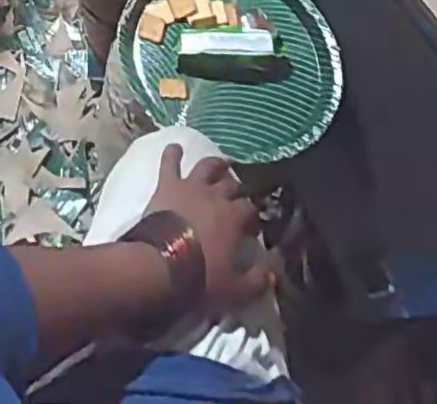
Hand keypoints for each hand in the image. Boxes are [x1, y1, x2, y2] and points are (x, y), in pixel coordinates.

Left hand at [142, 145, 270, 315]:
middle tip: (238, 193)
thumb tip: (275, 270)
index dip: (253, 215)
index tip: (252, 224)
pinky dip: (172, 152)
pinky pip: (170, 162)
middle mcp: (215, 195)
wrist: (161, 263)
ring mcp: (190, 186)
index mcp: (234, 217)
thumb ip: (259, 279)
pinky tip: (174, 146)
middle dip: (237, 188)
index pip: (250, 208)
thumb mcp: (238, 289)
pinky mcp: (167, 184)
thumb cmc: (201, 277)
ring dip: (215, 163)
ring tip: (221, 162)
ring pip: (206, 166)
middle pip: (231, 185)